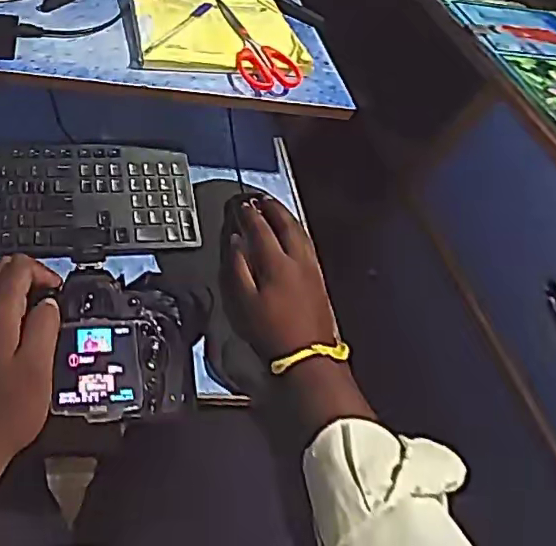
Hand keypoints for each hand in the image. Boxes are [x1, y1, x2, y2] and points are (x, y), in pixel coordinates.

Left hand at [0, 254, 61, 463]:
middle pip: (5, 268)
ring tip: (47, 315)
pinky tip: (31, 333)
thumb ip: (45, 326)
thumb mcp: (38, 366)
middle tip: (54, 297)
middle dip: (33, 274)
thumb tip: (51, 303)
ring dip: (24, 290)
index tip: (60, 292)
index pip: (19, 266)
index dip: (44, 271)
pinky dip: (15, 306)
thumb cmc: (7, 409)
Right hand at [223, 196, 338, 360]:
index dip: (248, 214)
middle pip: (286, 224)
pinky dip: (297, 231)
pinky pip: (307, 244)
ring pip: (300, 233)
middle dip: (272, 208)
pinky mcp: (319, 279)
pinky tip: (292, 233)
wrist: (308, 358)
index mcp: (276, 263)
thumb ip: (237, 266)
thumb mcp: (243, 300)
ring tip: (275, 209)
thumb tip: (236, 241)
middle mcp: (297, 260)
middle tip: (260, 199)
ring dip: (286, 217)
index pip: (260, 228)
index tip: (240, 205)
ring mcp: (312, 269)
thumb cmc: (271, 330)